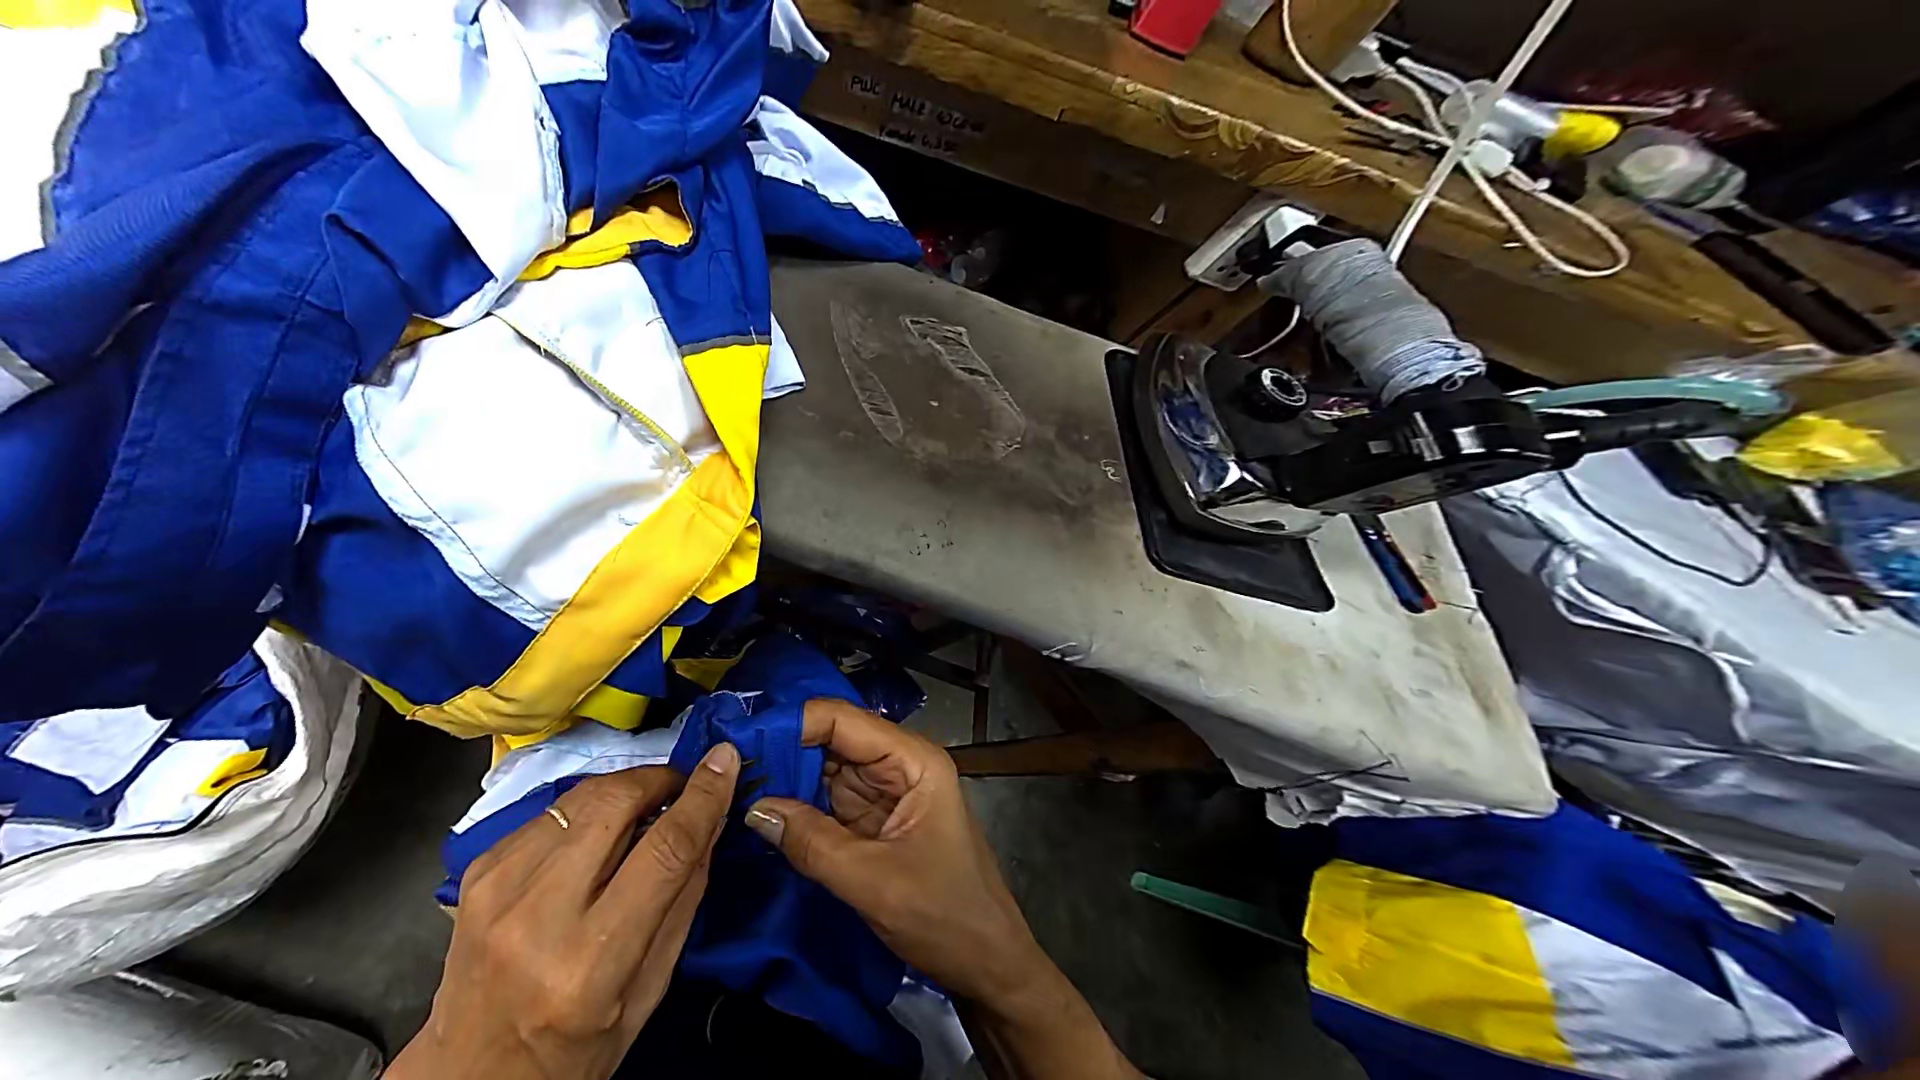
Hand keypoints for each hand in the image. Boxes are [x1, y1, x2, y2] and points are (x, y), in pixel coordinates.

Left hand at [388, 743, 740, 1079]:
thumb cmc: (576, 1045)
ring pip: (582, 796)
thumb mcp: (652, 986)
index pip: (664, 850)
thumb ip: (686, 894)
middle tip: (681, 789)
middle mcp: (538, 916)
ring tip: (644, 808)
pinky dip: (586, 811)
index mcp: (592, 960)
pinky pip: (550, 813)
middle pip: (615, 803)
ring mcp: (498, 889)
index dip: (703, 796)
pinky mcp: (477, 872)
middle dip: (660, 780)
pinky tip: (594, 836)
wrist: (470, 1078)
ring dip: (625, 790)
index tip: (726, 760)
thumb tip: (714, 817)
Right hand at [744, 700, 1140, 1078]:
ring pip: (825, 770)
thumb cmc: (946, 916)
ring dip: (783, 777)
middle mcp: (899, 765)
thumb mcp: (875, 882)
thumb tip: (752, 807)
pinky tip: (758, 809)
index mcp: (913, 761)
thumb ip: (812, 842)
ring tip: (729, 784)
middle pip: (831, 740)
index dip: (792, 723)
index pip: (844, 720)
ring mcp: (885, 793)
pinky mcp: (873, 822)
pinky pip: (827, 802)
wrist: (987, 964)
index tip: (739, 739)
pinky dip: (796, 806)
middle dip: (781, 750)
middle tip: (723, 766)